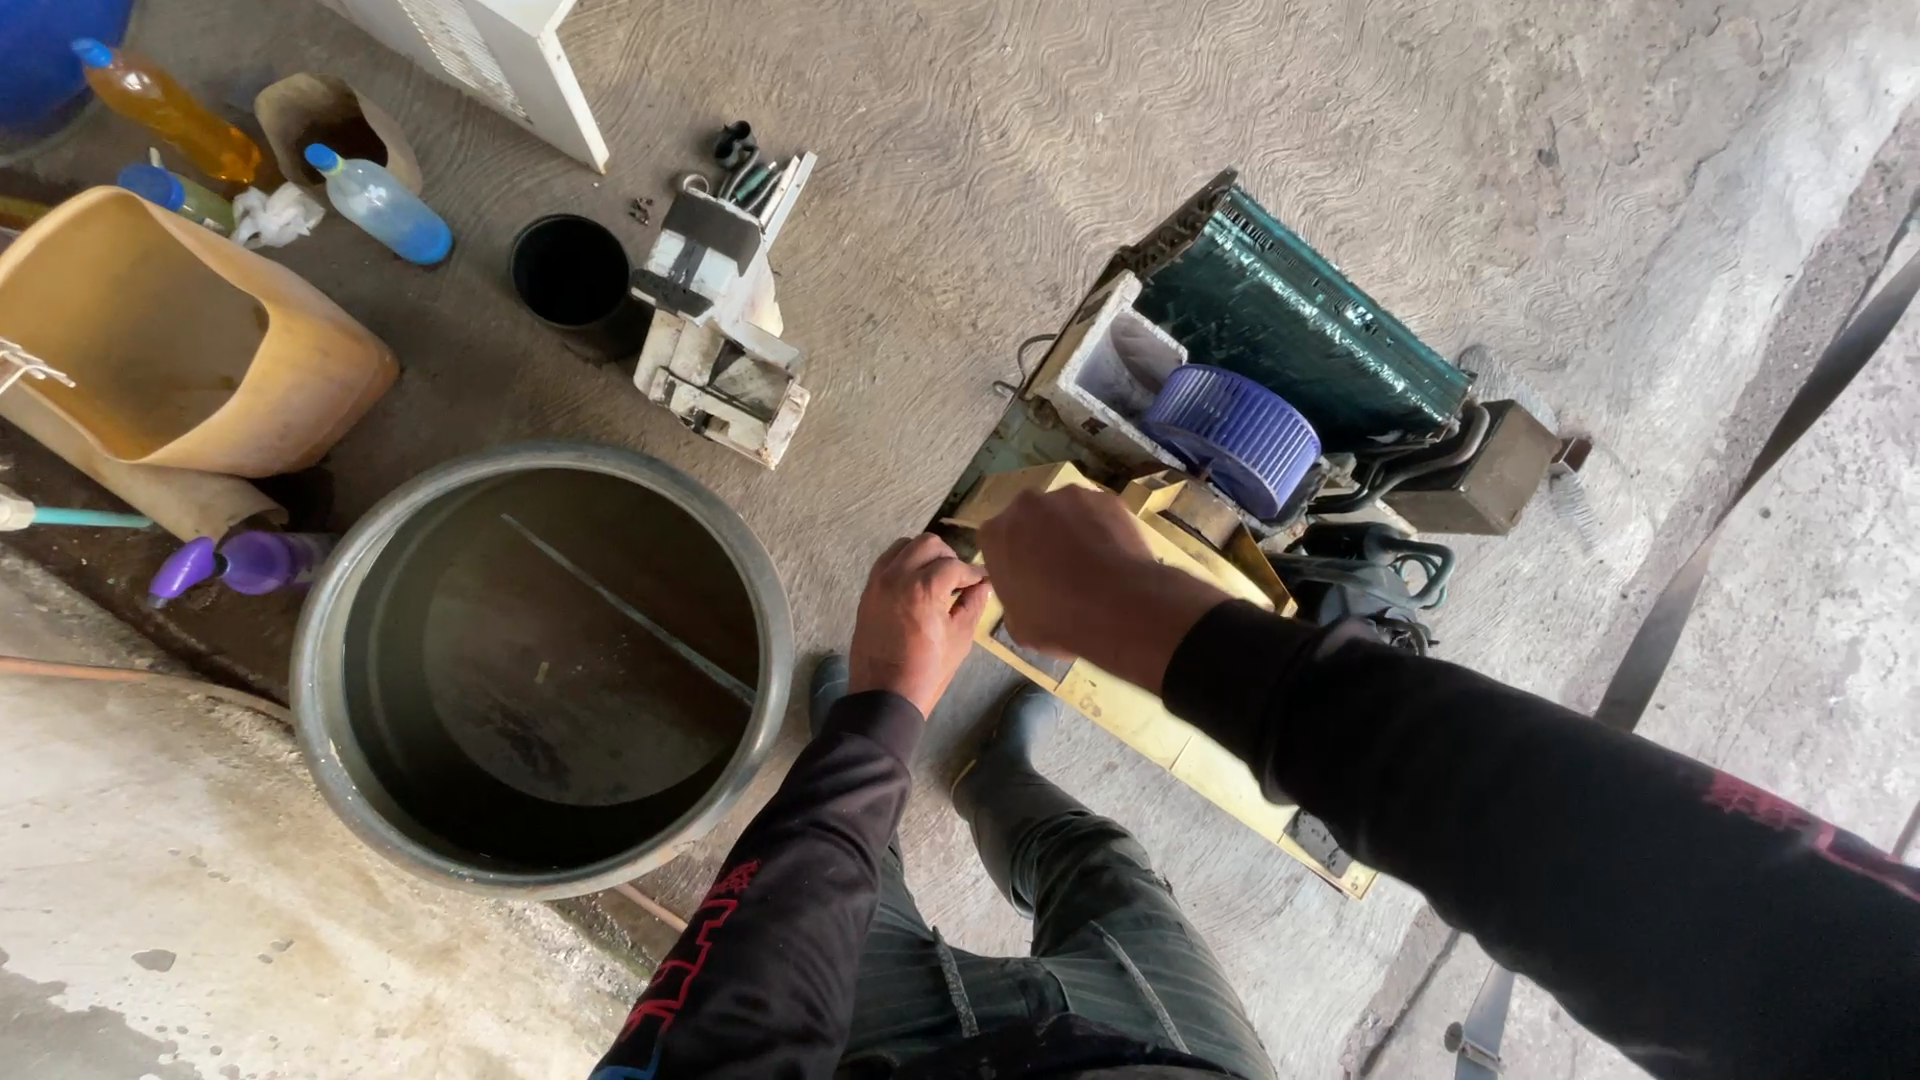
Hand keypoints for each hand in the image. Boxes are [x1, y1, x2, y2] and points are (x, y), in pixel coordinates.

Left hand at [847, 533, 991, 717]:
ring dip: (923, 555)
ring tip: (936, 577)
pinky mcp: (867, 591)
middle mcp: (896, 577)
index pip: (954, 565)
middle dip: (948, 557)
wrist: (884, 695)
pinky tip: (917, 583)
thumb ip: (973, 604)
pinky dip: (903, 563)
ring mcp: (878, 582)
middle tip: (959, 577)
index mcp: (922, 589)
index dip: (973, 572)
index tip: (982, 580)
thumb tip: (983, 585)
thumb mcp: (959, 638)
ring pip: (903, 546)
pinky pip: (887, 562)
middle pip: (927, 544)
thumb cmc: (927, 671)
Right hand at [976, 486, 1228, 694]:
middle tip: (1060, 569)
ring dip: (1072, 530)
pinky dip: (1102, 528)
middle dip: (1041, 538)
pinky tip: (1113, 556)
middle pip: (1030, 519)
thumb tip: (1027, 597)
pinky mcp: (1105, 498)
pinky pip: (1098, 513)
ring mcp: (1068, 496)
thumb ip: (1014, 599)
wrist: (1118, 606)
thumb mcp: (1019, 626)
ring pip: (1065, 512)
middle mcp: (1026, 505)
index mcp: (995, 534)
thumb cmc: (1059, 620)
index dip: (1013, 560)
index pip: (997, 541)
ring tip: (1092, 564)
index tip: (1027, 578)